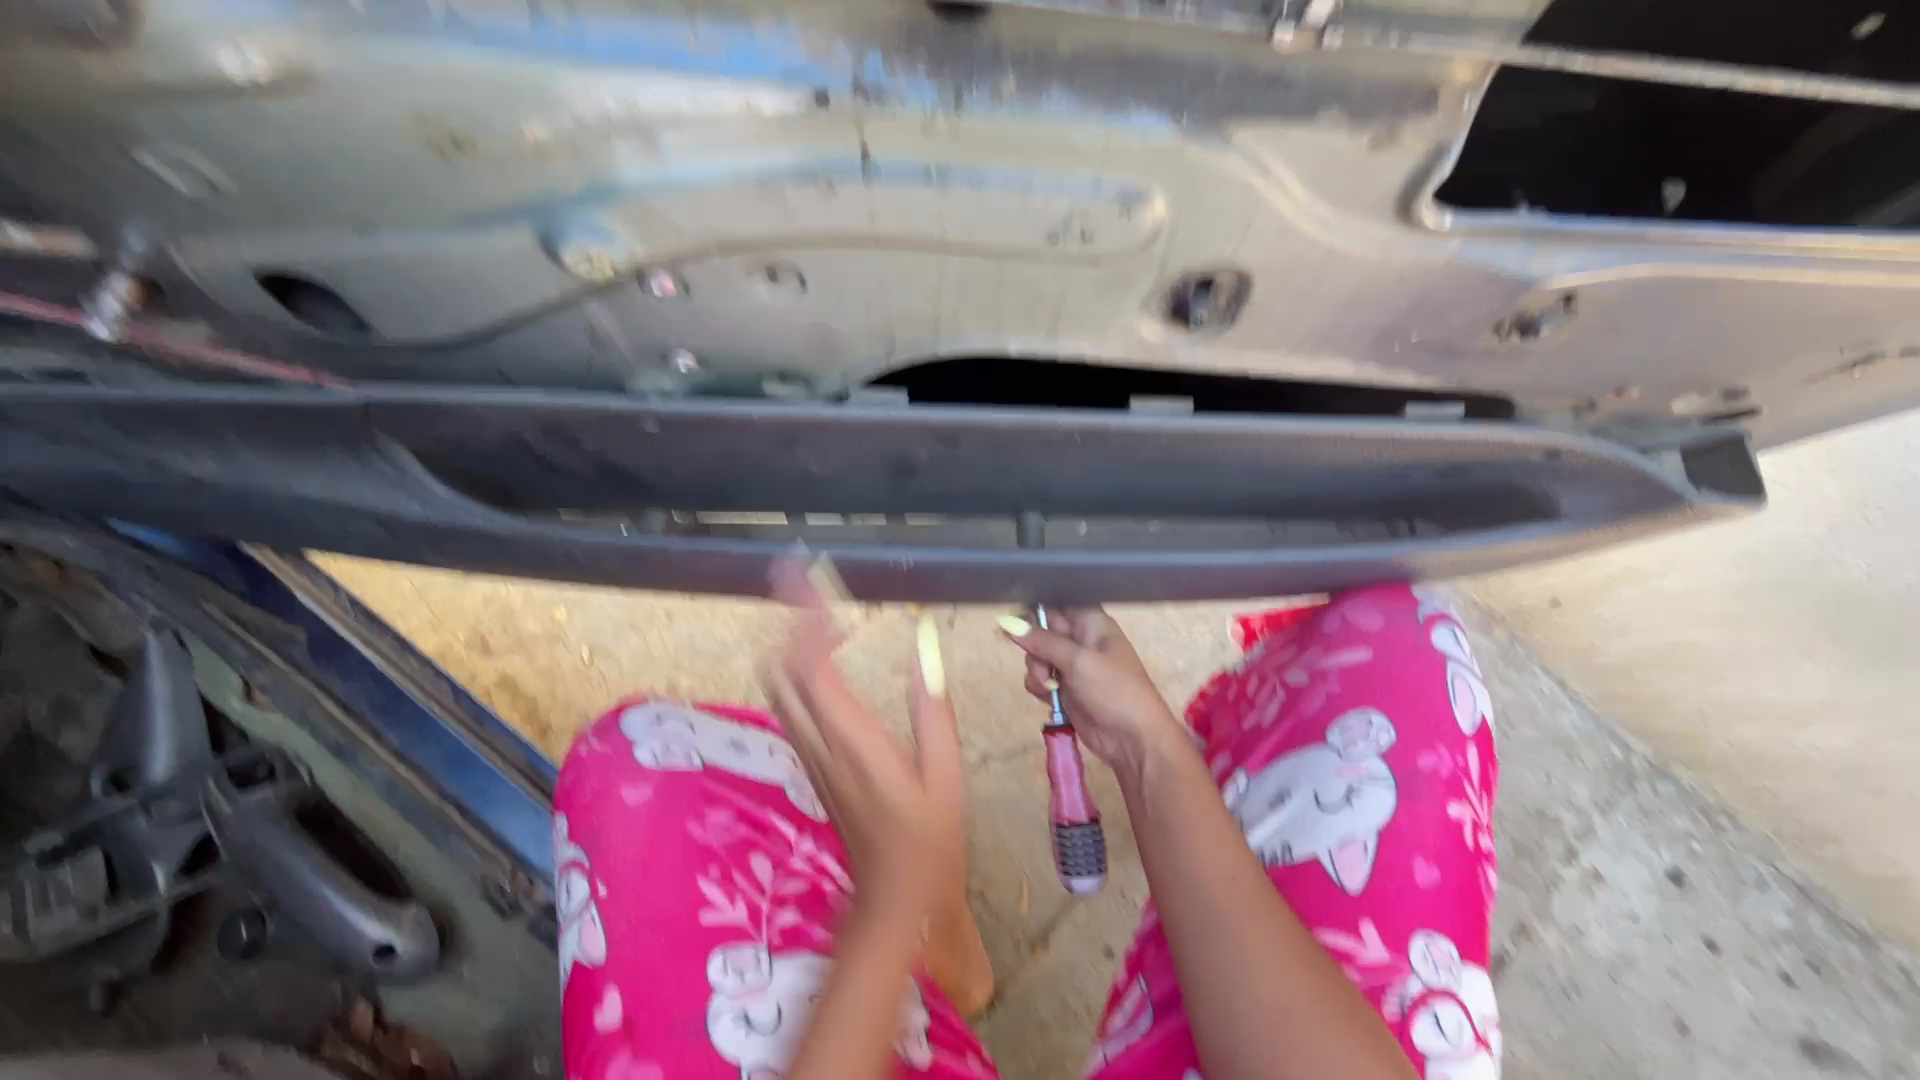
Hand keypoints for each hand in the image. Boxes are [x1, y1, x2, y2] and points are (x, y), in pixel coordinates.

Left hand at [765, 558, 966, 937]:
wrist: (897, 903)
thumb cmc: (931, 840)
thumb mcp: (947, 773)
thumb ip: (932, 708)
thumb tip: (926, 646)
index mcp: (853, 741)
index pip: (810, 666)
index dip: (806, 621)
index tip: (818, 586)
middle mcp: (820, 745)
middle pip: (779, 671)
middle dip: (787, 626)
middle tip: (817, 594)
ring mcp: (810, 758)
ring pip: (778, 690)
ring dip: (789, 648)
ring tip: (823, 620)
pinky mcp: (811, 769)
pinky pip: (790, 709)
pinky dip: (797, 674)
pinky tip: (826, 664)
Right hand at [998, 608, 1189, 776]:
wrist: (1131, 738)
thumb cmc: (1113, 689)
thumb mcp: (1078, 661)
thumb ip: (1041, 641)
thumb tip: (1007, 622)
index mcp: (1091, 623)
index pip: (1057, 604)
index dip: (1037, 611)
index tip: (1016, 622)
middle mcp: (1080, 640)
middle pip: (1041, 630)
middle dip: (1034, 646)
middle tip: (1043, 663)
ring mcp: (1072, 665)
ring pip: (1037, 657)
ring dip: (1036, 670)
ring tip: (1050, 685)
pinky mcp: (1065, 689)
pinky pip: (1040, 679)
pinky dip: (1040, 687)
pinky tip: (1050, 697)